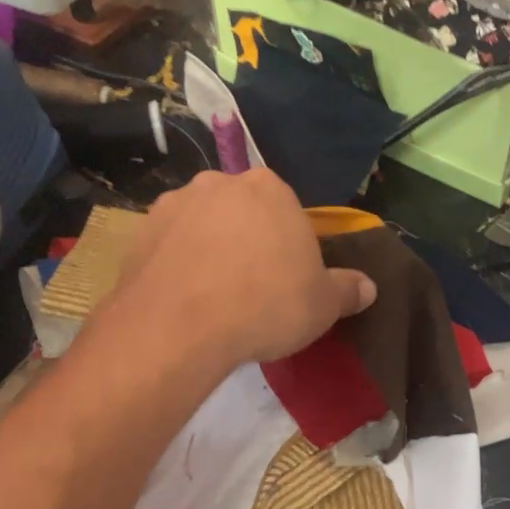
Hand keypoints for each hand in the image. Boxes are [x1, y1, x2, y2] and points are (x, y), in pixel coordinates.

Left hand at [88, 169, 375, 368]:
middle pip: (245, 214)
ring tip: (219, 302)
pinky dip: (182, 268)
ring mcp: (175, 204)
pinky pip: (173, 248)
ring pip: (206, 228)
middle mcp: (220, 183)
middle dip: (251, 244)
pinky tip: (189, 304)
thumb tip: (368, 287)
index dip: (293, 248)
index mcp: (271, 189)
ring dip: (214, 254)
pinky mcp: (140, 232)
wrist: (180, 325)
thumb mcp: (323, 306)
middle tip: (257, 292)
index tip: (292, 282)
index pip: (290, 211)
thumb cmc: (266, 306)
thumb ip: (347, 290)